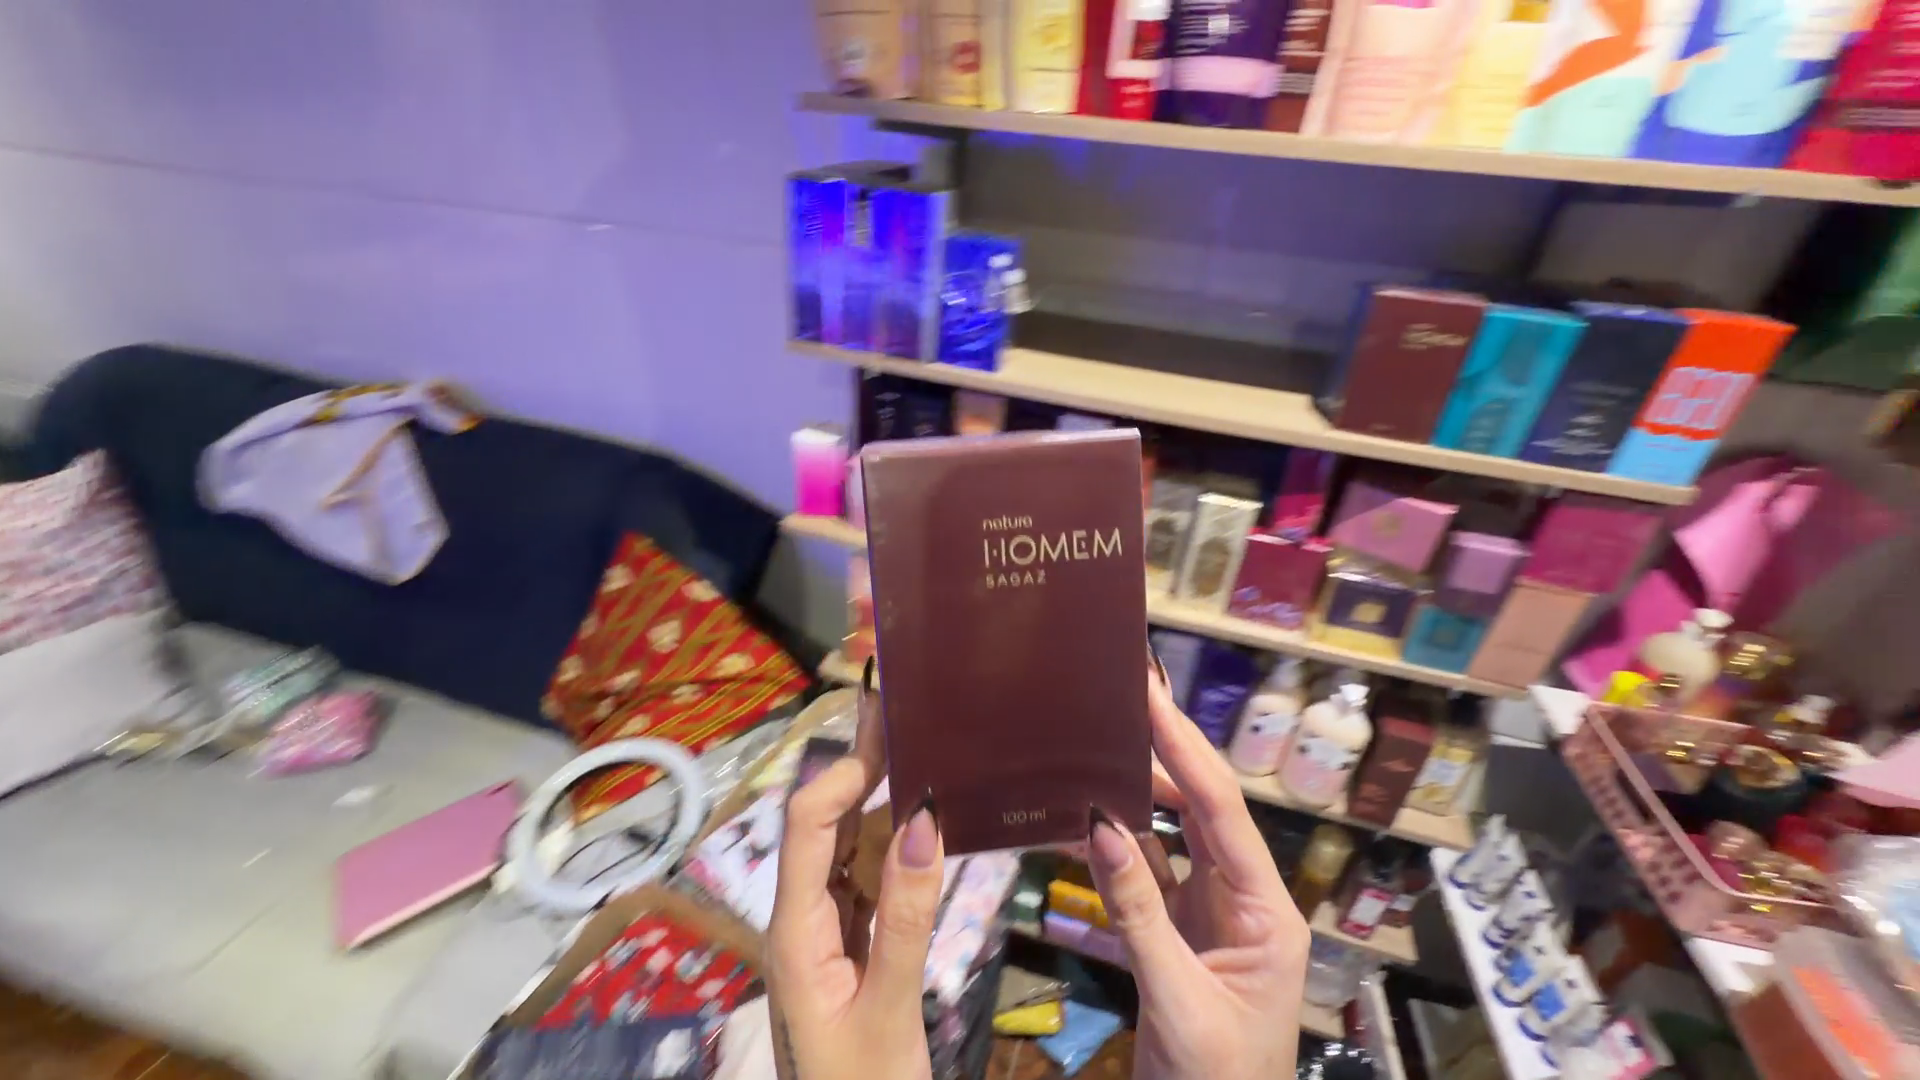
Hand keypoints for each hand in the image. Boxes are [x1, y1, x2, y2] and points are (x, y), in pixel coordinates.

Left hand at [768, 669, 944, 1079]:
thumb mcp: (888, 1010)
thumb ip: (906, 916)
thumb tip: (924, 817)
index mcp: (794, 929)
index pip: (807, 827)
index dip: (843, 775)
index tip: (892, 736)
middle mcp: (803, 915)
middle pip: (824, 824)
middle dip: (859, 767)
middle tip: (899, 709)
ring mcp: (827, 927)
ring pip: (850, 846)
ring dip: (882, 800)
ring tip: (920, 749)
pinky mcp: (851, 940)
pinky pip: (871, 876)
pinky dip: (897, 844)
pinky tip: (924, 819)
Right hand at [1090, 661, 1311, 1079]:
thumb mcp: (1179, 1001)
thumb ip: (1138, 912)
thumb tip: (1098, 823)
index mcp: (1267, 909)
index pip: (1222, 812)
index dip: (1186, 750)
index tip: (1151, 698)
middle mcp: (1244, 894)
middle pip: (1205, 807)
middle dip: (1171, 749)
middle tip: (1131, 695)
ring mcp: (1211, 907)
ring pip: (1178, 829)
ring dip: (1145, 786)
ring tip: (1109, 737)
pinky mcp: (1181, 924)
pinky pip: (1150, 865)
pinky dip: (1121, 836)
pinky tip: (1093, 807)